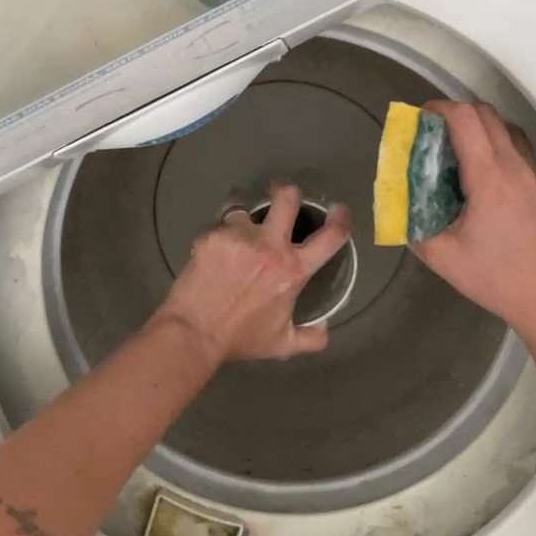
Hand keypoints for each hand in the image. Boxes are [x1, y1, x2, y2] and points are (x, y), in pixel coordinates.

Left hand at [151, 183, 351, 364]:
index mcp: (293, 270)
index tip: (338, 210)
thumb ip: (310, 338)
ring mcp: (238, 237)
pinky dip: (218, 233)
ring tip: (235, 229)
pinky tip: (213, 249)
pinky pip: (218, 224)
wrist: (194, 333)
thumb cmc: (240, 338)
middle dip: (286, 190)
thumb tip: (324, 328)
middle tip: (280, 195)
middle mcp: (269, 246)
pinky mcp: (211, 236)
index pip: (331, 236)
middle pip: (287, 196)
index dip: (341, 217)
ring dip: (242, 215)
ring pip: (243, 206)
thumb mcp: (282, 344)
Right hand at [409, 101, 535, 329]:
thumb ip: (413, 229)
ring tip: (455, 151)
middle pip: (487, 114)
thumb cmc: (497, 278)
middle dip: (455, 113)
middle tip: (431, 135)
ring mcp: (532, 175)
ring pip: (506, 128)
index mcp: (489, 177)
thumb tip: (398, 211)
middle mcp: (514, 167)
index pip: (465, 119)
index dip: (438, 109)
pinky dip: (495, 144)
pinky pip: (517, 148)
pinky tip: (479, 174)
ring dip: (479, 126)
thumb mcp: (443, 258)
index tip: (419, 119)